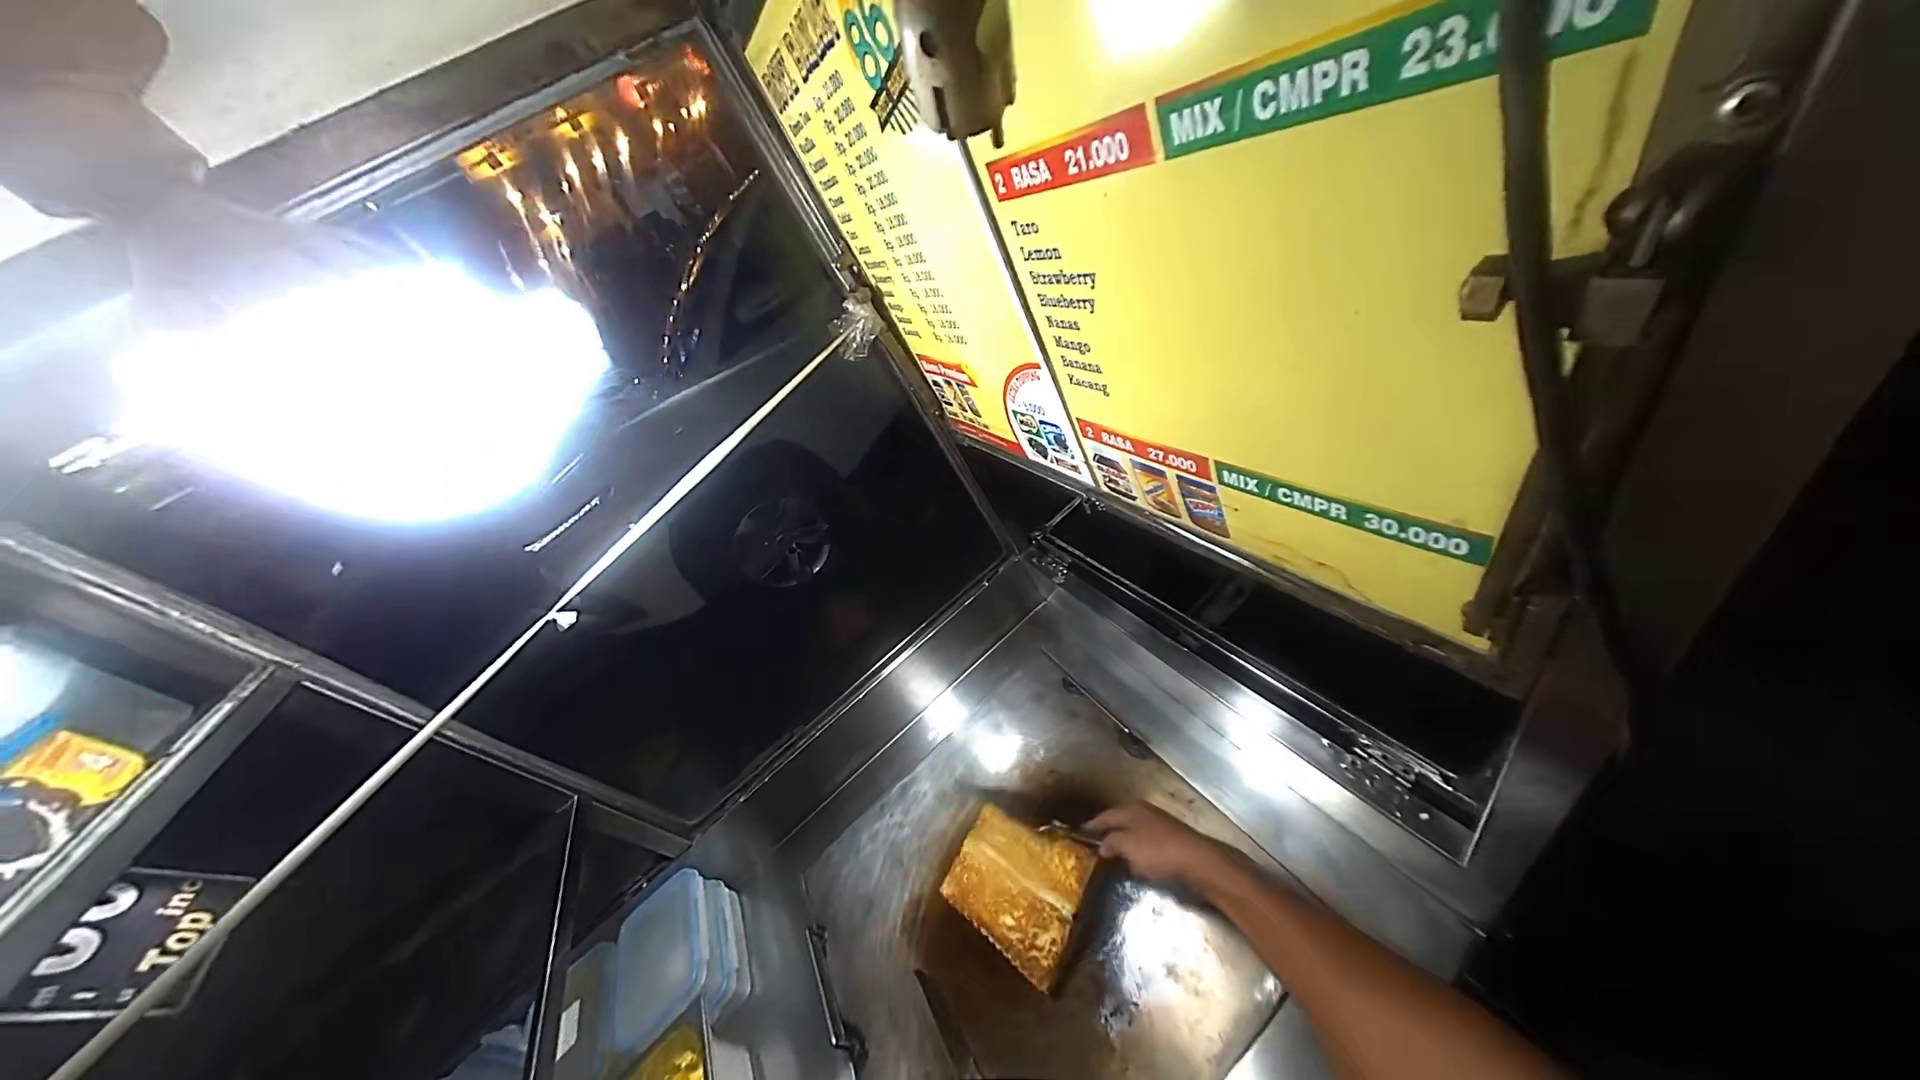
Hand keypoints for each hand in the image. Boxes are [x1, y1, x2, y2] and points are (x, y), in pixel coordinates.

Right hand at [1085, 800, 1242, 889]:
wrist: (1198, 861)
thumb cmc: (1158, 851)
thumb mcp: (1127, 846)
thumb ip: (1111, 843)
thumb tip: (1102, 845)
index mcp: (1130, 809)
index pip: (1104, 816)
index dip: (1091, 826)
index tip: (1079, 834)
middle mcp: (1144, 812)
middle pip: (1120, 821)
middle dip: (1108, 832)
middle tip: (1094, 845)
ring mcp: (1159, 824)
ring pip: (1134, 832)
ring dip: (1124, 843)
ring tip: (1113, 856)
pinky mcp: (1171, 840)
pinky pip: (1147, 843)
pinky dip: (1139, 851)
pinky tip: (1138, 863)